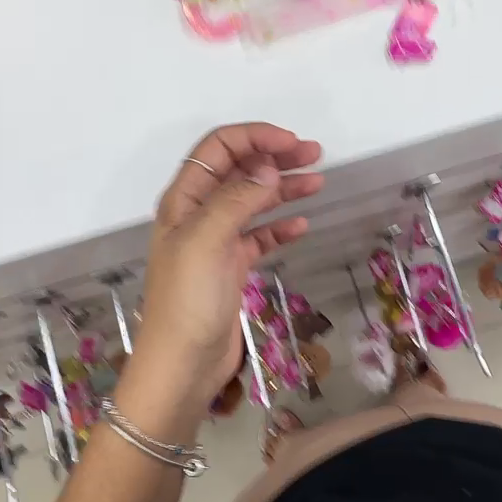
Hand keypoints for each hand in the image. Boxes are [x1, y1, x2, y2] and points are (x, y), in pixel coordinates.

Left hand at [129, 123, 323, 415]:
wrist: (182, 364)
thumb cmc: (188, 301)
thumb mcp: (207, 241)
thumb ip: (236, 200)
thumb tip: (267, 166)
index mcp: (184, 200)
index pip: (217, 150)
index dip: (253, 137)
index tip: (291, 142)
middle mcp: (199, 215)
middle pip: (238, 171)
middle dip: (274, 157)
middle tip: (315, 154)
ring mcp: (216, 242)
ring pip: (253, 202)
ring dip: (283, 189)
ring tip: (319, 182)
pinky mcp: (232, 268)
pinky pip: (260, 237)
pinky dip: (280, 227)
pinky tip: (302, 224)